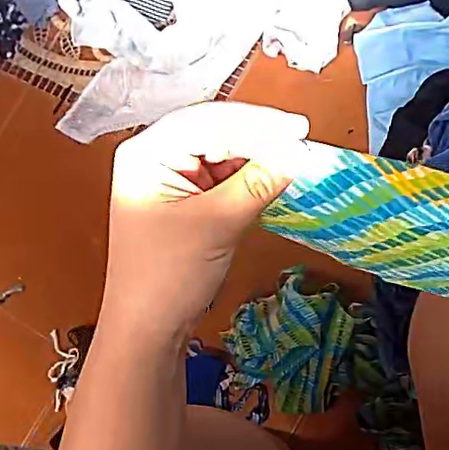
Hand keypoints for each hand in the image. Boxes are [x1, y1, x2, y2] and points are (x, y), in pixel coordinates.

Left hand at [101, 102, 310, 336]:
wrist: (149, 327)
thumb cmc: (169, 275)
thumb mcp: (216, 225)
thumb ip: (257, 185)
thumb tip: (297, 155)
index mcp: (147, 153)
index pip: (207, 122)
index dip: (256, 123)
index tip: (299, 130)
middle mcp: (156, 159)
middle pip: (213, 133)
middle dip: (258, 137)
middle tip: (301, 141)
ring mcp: (172, 182)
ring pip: (222, 156)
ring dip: (257, 157)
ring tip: (294, 161)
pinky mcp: (188, 205)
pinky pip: (223, 181)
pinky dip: (250, 179)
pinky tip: (274, 179)